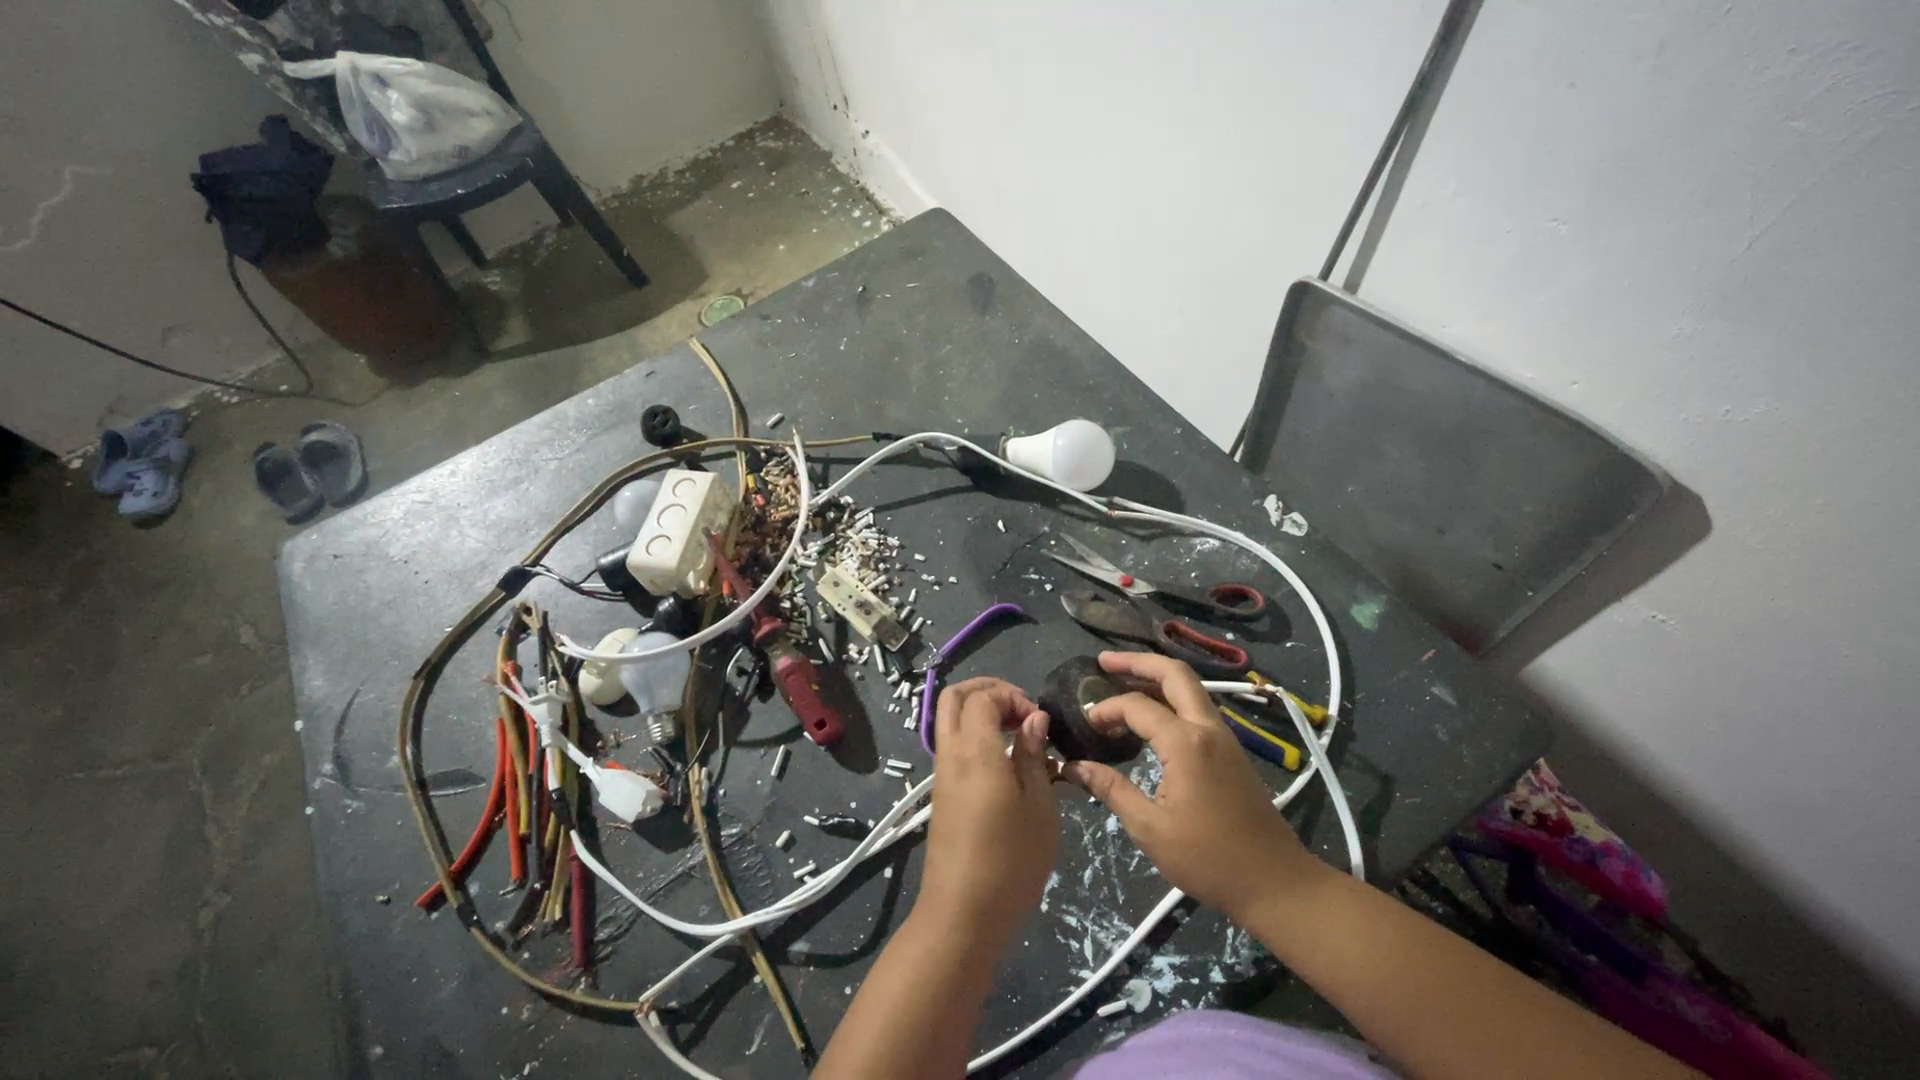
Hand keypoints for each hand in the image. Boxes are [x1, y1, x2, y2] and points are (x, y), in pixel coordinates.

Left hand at [919, 677, 1058, 943]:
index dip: (1012, 695)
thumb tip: (1034, 719)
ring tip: (1019, 737)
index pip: (982, 698)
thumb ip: (1032, 756)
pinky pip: (953, 746)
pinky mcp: (941, 795)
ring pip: (948, 721)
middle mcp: (950, 755)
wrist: (963, 914)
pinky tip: (1007, 764)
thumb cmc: (1011, 862)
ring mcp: (941, 775)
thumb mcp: (1038, 808)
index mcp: (974, 751)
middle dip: (987, 690)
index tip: (1039, 720)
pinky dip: (975, 737)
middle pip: (953, 697)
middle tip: (1022, 710)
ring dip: (981, 713)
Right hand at [1061, 652, 1325, 920]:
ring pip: (1190, 688)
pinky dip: (1171, 699)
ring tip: (1122, 680)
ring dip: (1156, 678)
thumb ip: (1111, 789)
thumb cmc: (1208, 858)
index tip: (1085, 723)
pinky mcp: (1231, 751)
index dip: (1106, 709)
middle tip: (1103, 661)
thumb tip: (1074, 766)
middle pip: (1174, 674)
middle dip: (1137, 661)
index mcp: (1186, 743)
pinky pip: (1198, 708)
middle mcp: (1207, 728)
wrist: (1274, 880)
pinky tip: (1151, 716)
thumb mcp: (1149, 828)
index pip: (1137, 706)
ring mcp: (1225, 737)